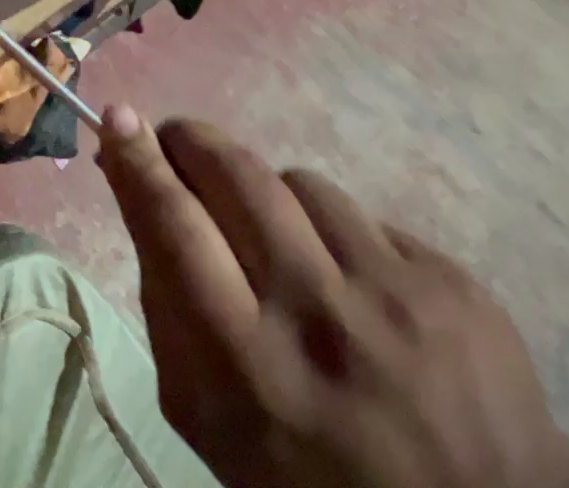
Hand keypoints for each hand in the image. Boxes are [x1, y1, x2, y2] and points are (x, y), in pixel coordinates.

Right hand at [97, 107, 568, 487]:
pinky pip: (363, 216)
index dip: (138, 163)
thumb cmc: (307, 469)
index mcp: (243, 360)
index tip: (116, 116)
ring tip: (275, 236)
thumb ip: (165, 310)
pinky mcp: (452, 281)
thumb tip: (142, 199)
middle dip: (192, 142)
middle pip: (237, 179)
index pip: (175, 227)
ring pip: (300, 184)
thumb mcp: (203, 415)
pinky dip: (334, 231)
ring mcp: (395, 292)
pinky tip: (346, 276)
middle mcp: (317, 313)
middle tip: (174, 140)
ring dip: (267, 194)